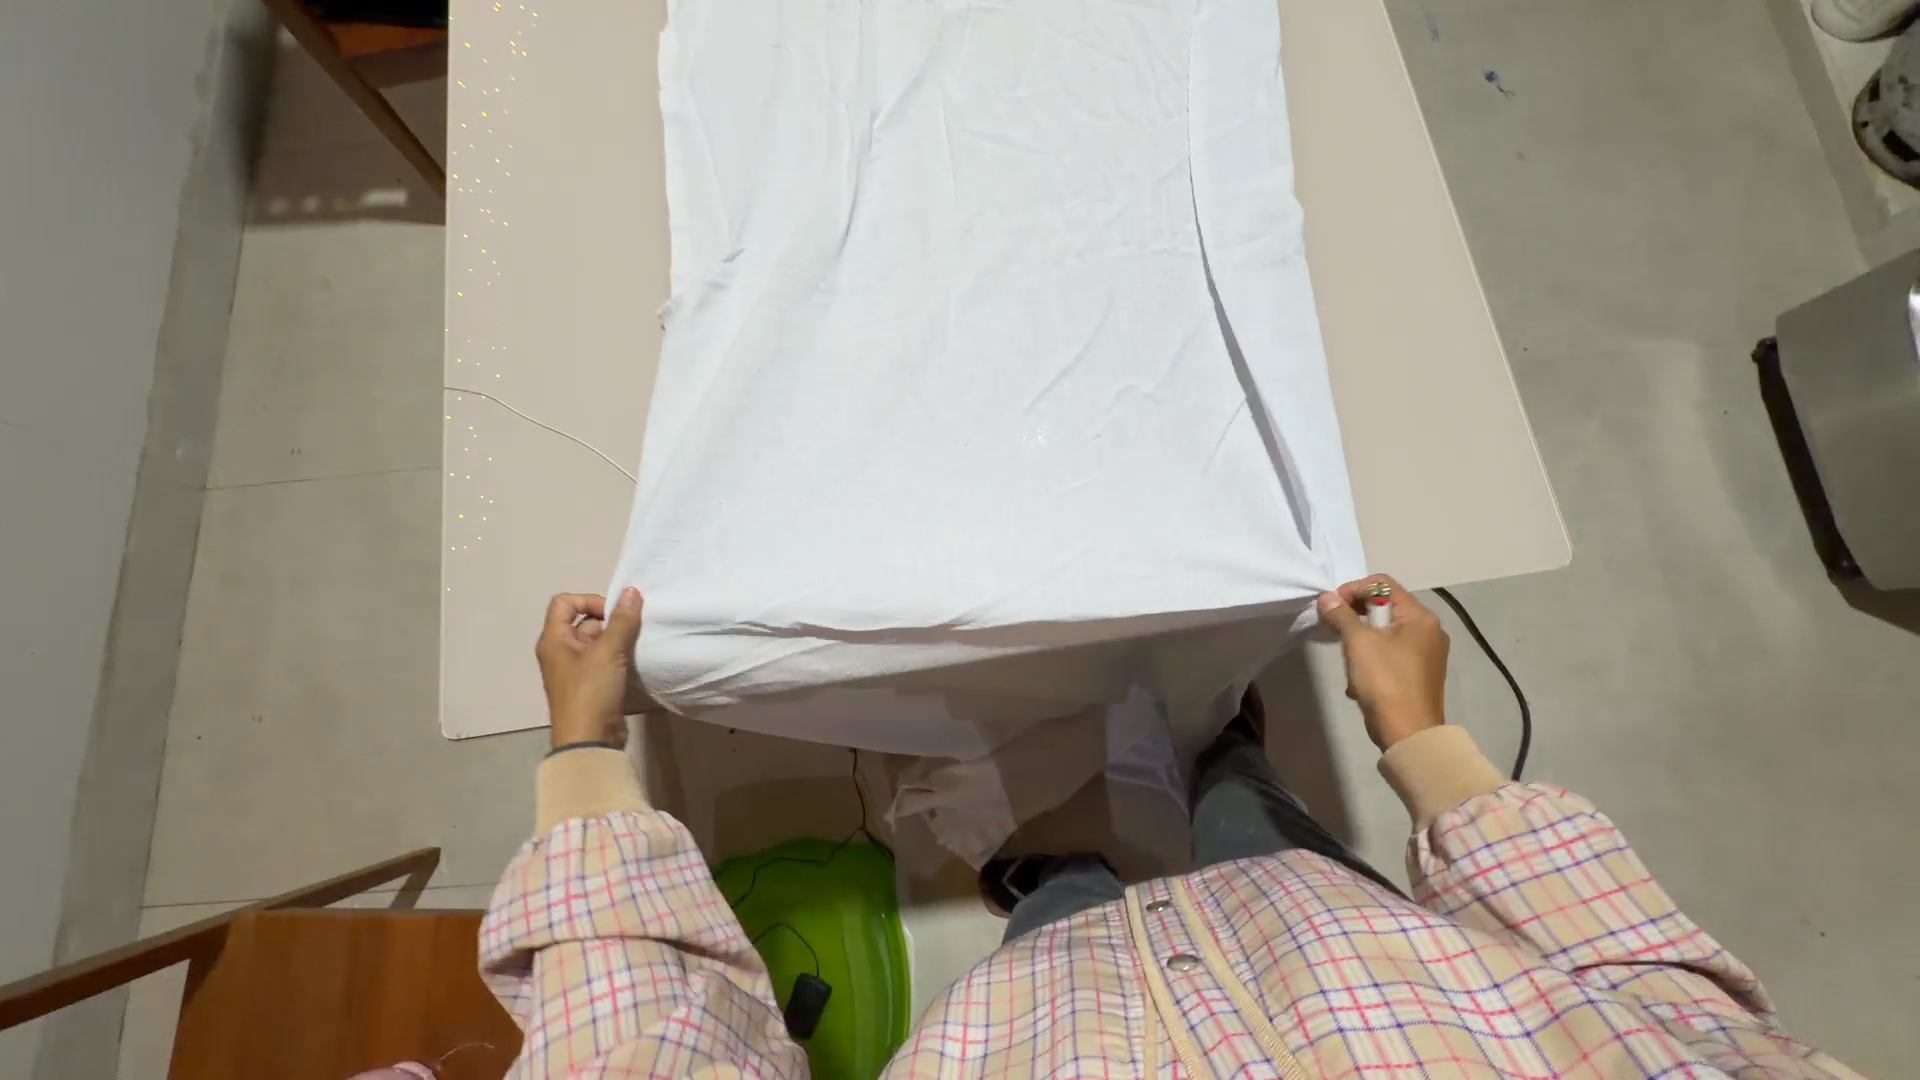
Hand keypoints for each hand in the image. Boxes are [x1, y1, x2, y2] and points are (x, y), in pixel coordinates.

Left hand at [535, 588, 642, 749]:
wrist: (589, 739)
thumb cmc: (590, 691)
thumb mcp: (607, 652)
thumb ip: (622, 621)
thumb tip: (632, 591)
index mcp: (554, 640)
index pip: (565, 603)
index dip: (589, 601)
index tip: (613, 613)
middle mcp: (561, 651)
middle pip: (584, 620)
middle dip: (610, 621)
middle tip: (632, 628)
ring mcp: (576, 668)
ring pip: (598, 640)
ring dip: (618, 638)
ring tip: (637, 643)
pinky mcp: (592, 682)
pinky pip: (605, 658)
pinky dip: (619, 655)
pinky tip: (635, 660)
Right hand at [1316, 574, 1448, 749]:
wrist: (1408, 731)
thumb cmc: (1385, 680)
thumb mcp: (1358, 642)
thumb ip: (1341, 614)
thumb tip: (1327, 598)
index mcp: (1420, 616)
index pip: (1383, 583)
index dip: (1353, 589)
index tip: (1331, 606)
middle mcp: (1428, 629)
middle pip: (1385, 605)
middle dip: (1354, 613)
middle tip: (1332, 626)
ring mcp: (1426, 651)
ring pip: (1385, 629)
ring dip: (1360, 636)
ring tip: (1344, 652)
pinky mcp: (1418, 670)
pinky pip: (1390, 649)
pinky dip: (1371, 653)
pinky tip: (1359, 672)